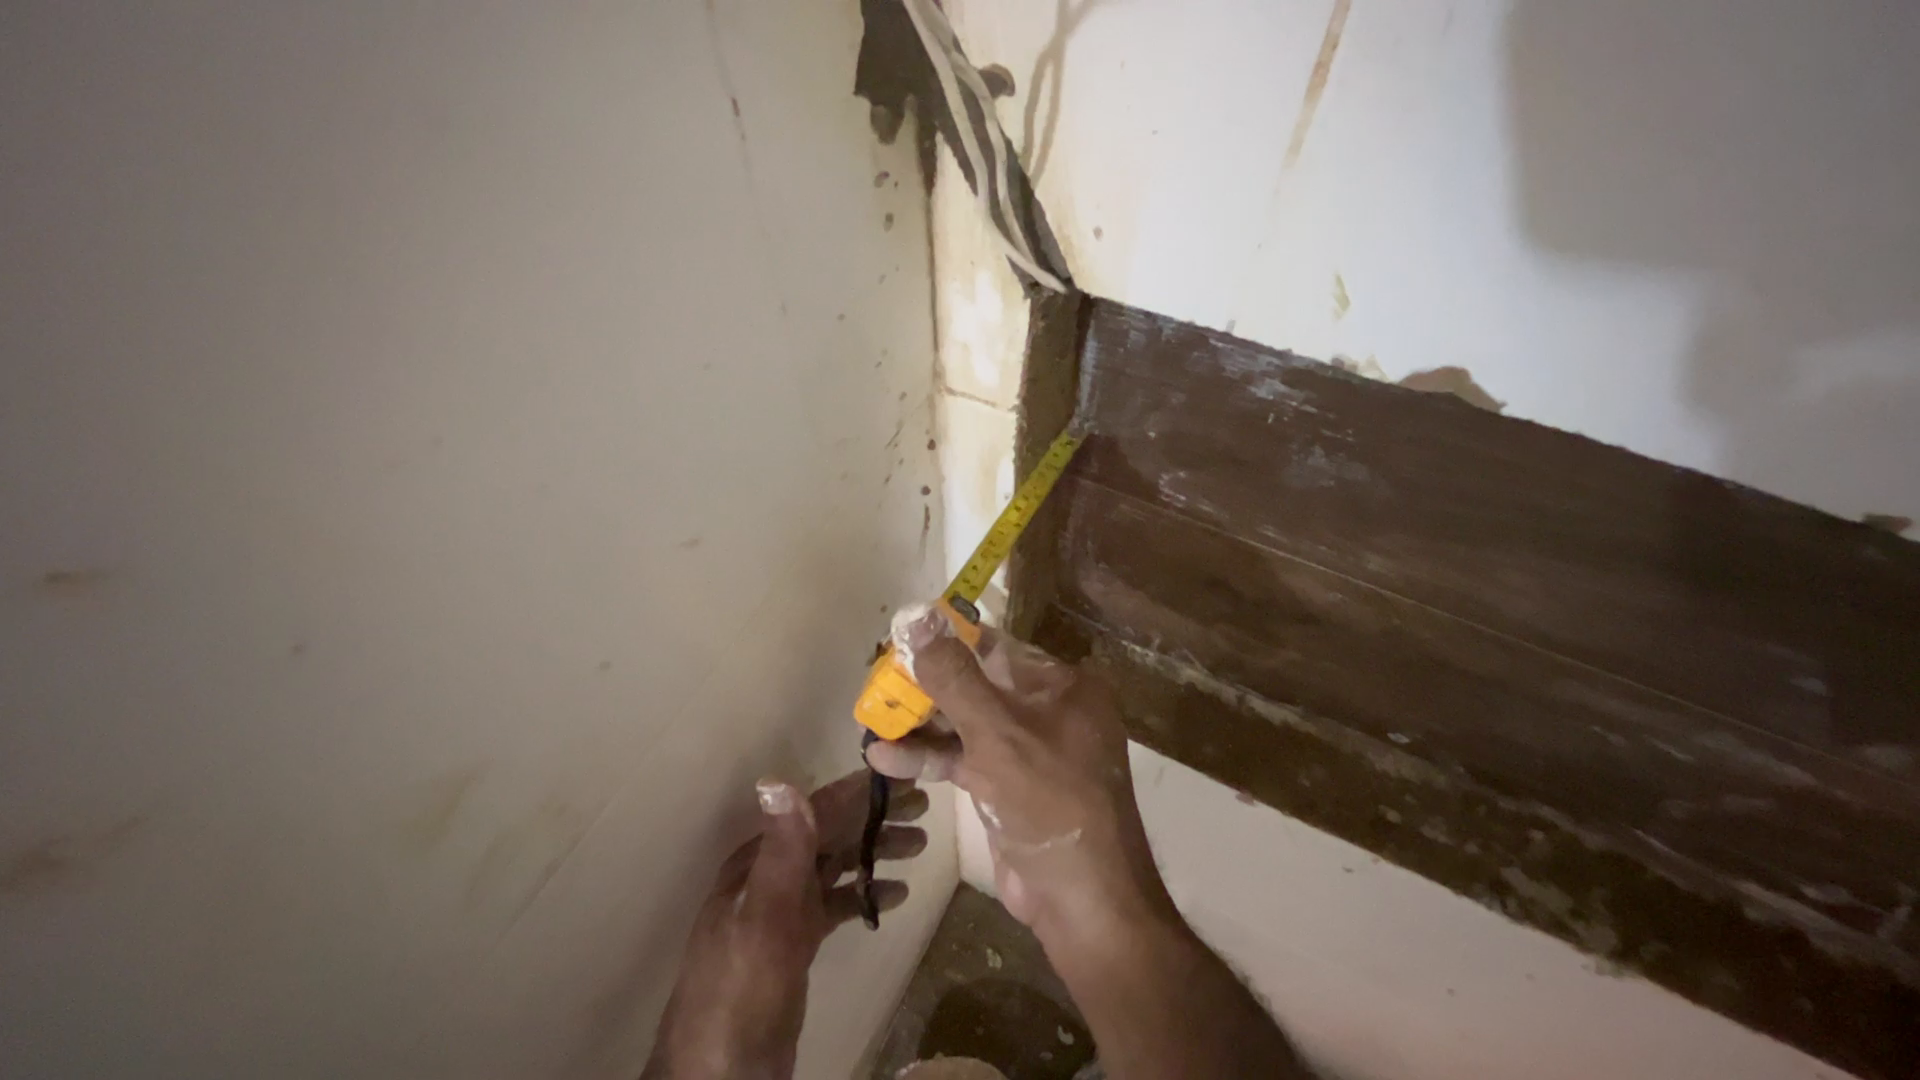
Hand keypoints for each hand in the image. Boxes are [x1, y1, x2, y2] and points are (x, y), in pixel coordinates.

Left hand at [642, 771, 928, 1079]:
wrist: (721, 1070)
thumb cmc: (744, 987)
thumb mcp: (764, 916)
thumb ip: (780, 850)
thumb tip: (779, 779)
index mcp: (760, 862)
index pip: (815, 811)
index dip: (859, 792)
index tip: (902, 775)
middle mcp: (770, 877)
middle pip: (830, 834)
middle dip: (875, 816)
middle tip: (924, 807)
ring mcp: (782, 912)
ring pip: (836, 867)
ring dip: (875, 851)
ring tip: (919, 846)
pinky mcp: (794, 944)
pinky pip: (835, 905)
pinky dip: (865, 896)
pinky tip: (895, 897)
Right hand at [866, 611, 1174, 942]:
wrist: (1082, 902)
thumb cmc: (1050, 802)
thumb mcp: (997, 733)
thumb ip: (953, 677)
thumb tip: (915, 616)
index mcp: (1063, 688)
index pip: (996, 648)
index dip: (946, 642)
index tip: (898, 638)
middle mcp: (1048, 712)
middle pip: (976, 685)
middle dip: (925, 685)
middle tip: (876, 680)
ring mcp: (1026, 752)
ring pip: (965, 724)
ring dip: (919, 724)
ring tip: (868, 717)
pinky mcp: (1006, 788)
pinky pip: (963, 759)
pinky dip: (927, 758)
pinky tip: (881, 758)